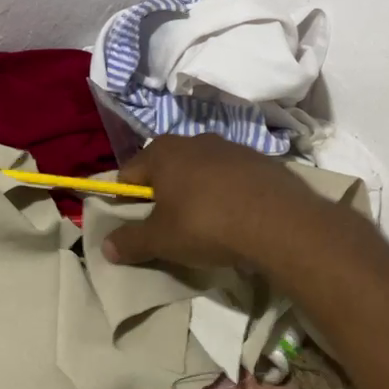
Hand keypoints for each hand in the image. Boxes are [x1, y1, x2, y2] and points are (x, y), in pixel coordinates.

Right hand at [101, 133, 331, 269]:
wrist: (283, 224)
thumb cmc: (207, 224)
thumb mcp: (161, 240)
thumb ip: (131, 242)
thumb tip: (105, 247)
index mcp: (162, 151)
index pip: (129, 173)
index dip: (127, 199)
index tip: (136, 223)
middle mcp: (194, 140)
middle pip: (167, 169)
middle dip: (165, 195)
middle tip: (171, 226)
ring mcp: (232, 148)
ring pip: (203, 172)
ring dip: (200, 193)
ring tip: (210, 226)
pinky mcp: (264, 162)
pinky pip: (235, 179)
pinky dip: (231, 195)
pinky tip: (240, 221)